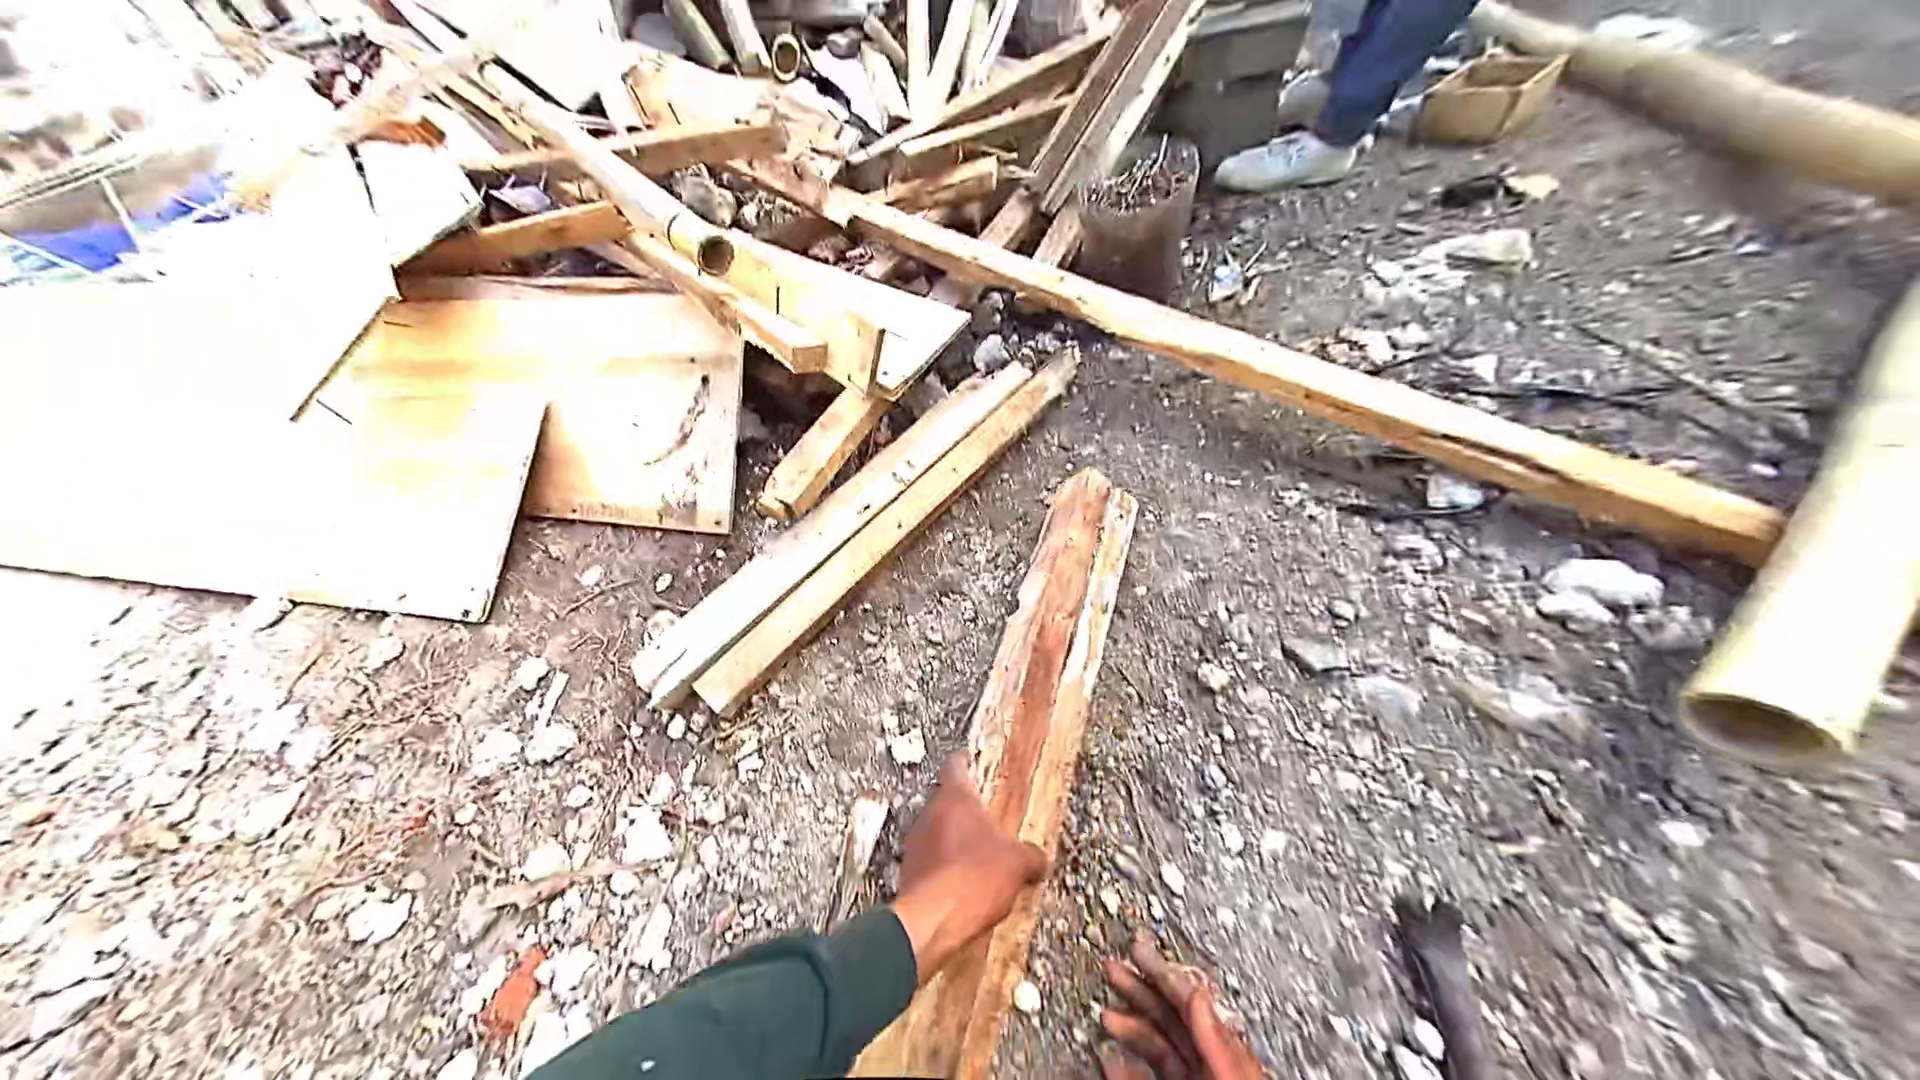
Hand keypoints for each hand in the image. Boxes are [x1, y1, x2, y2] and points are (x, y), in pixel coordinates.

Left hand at [889, 755, 1047, 983]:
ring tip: (977, 856)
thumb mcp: (1017, 864)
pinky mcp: (908, 870)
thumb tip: (1039, 860)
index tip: (971, 760)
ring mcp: (915, 841)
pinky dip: (943, 865)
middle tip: (987, 820)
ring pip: (936, 829)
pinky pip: (929, 858)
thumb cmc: (974, 878)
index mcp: (955, 798)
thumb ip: (1031, 856)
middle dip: (965, 810)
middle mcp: (929, 812)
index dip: (965, 762)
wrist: (931, 921)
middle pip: (946, 799)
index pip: (955, 765)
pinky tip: (961, 883)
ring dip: (953, 838)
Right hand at [1098, 933, 1263, 1079]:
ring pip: (1157, 1044)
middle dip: (1139, 988)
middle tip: (1113, 965)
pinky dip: (1124, 1064)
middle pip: (1171, 1016)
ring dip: (1128, 1025)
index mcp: (1232, 1053)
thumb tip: (1199, 993)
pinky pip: (1148, 1074)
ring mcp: (1196, 1078)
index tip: (1137, 948)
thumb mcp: (1229, 1077)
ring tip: (1104, 1011)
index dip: (1164, 972)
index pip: (1194, 1001)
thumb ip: (1216, 1040)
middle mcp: (1213, 1062)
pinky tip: (1108, 1055)